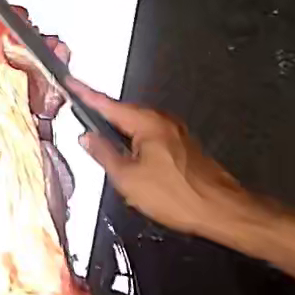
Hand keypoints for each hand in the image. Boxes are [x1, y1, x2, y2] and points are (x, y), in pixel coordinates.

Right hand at [71, 79, 270, 244]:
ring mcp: (175, 132)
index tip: (71, 82)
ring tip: (106, 147)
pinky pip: (151, 137)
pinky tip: (133, 160)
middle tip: (84, 118)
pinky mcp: (183, 146)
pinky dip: (136, 143)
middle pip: (123, 113)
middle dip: (102, 116)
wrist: (223, 211)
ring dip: (120, 133)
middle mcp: (162, 121)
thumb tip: (88, 138)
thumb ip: (103, 154)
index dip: (85, 93)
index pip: (107, 103)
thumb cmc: (180, 196)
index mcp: (146, 123)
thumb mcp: (128, 179)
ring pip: (137, 126)